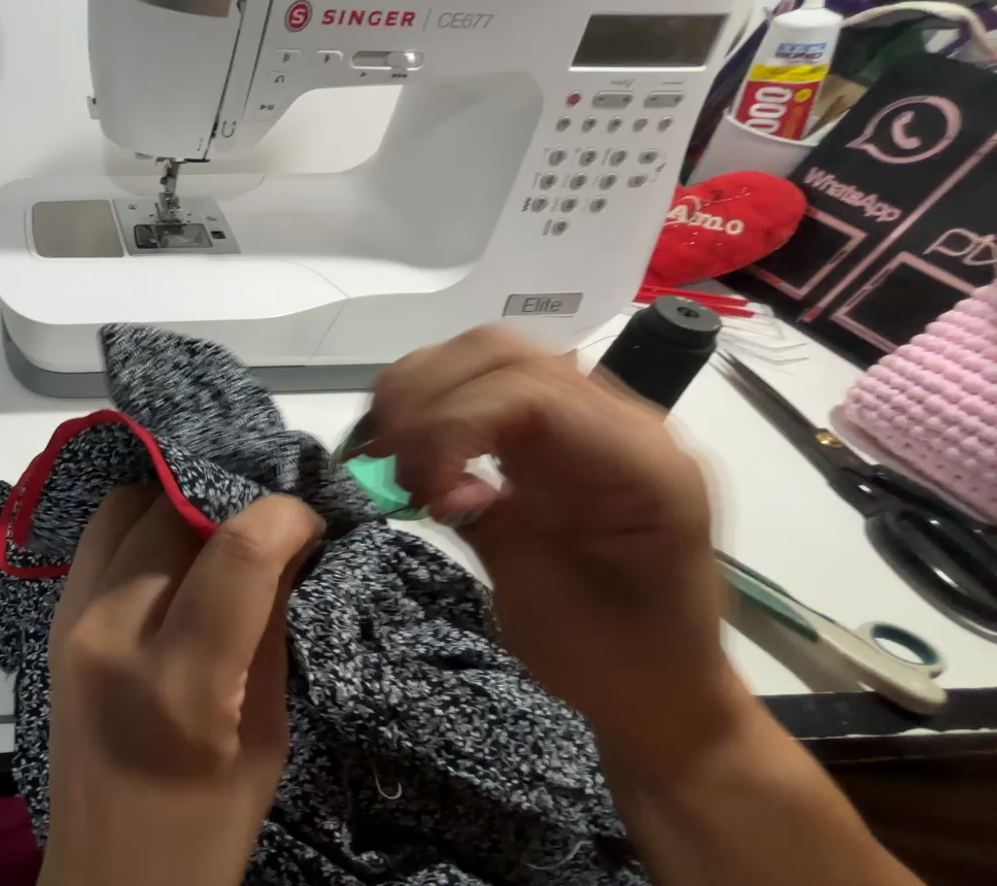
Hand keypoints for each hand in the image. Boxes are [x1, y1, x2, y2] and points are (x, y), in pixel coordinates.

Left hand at [40, 486, 322, 885]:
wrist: (108, 871)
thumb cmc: (206, 826)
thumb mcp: (267, 735)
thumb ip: (270, 627)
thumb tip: (286, 546)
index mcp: (180, 681)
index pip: (235, 553)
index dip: (282, 518)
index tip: (308, 523)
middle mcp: (110, 631)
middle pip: (171, 513)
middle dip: (229, 505)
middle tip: (262, 532)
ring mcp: (70, 617)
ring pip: (125, 508)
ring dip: (178, 504)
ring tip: (214, 534)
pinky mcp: (53, 615)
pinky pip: (98, 537)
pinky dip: (139, 524)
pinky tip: (171, 551)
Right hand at [355, 328, 750, 778]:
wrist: (656, 688)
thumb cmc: (613, 659)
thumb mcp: (546, 600)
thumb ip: (490, 522)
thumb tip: (429, 482)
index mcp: (642, 464)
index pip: (531, 394)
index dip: (453, 425)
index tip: (417, 489)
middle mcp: (619, 421)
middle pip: (501, 354)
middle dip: (426, 398)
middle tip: (387, 462)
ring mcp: (582, 419)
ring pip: (482, 356)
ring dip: (418, 393)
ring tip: (391, 455)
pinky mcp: (546, 430)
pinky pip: (476, 385)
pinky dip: (426, 404)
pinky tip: (410, 450)